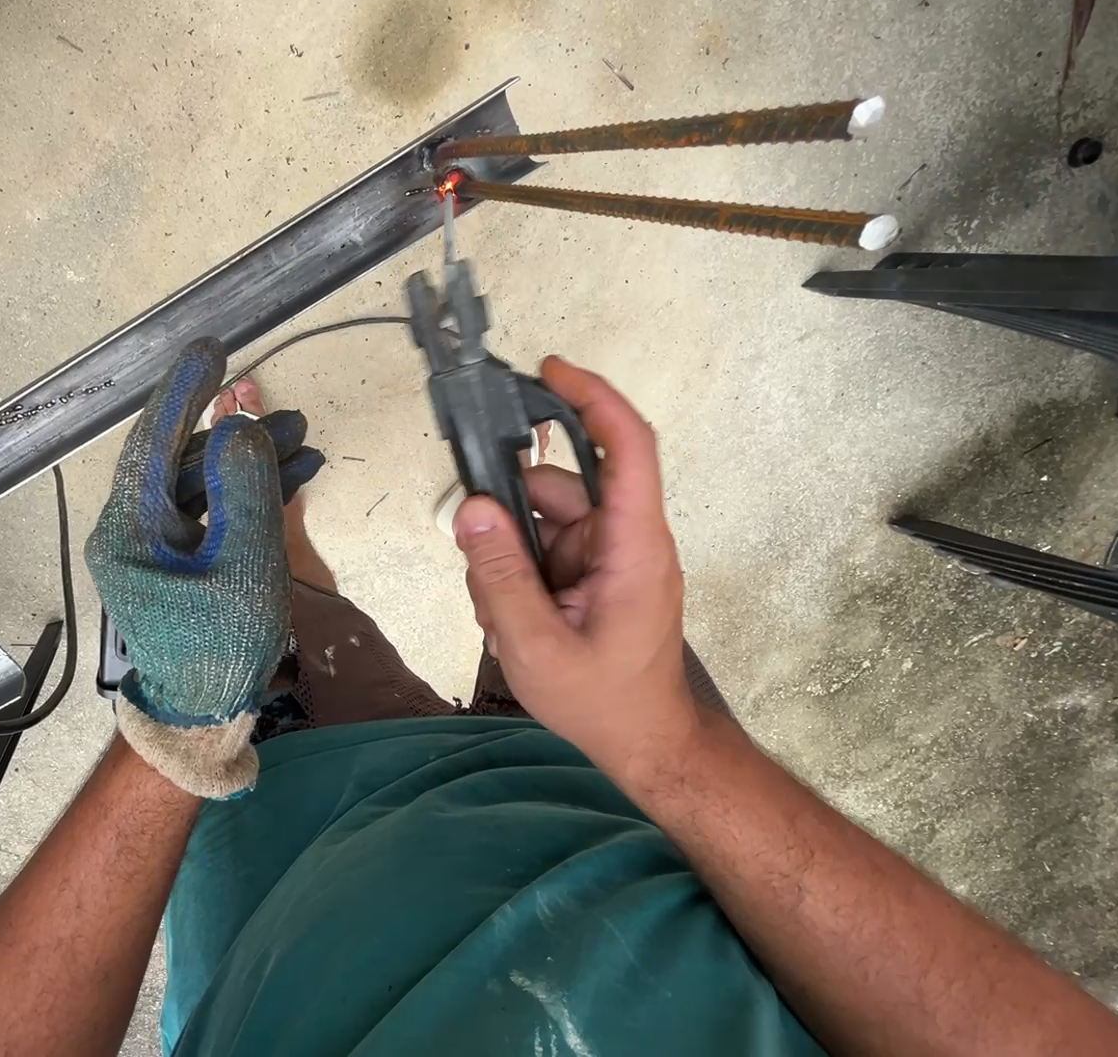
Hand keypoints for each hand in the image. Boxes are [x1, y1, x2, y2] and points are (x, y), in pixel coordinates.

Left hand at [84, 338, 292, 798]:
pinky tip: (292, 479)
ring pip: (202, 486)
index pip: (153, 441)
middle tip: (289, 414)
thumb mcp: (243, 563)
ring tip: (305, 445)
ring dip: (251, 466)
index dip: (184, 392)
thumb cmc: (220, 645)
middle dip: (239, 437)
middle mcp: (132, 529)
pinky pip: (210, 515)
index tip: (211, 350)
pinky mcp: (177, 562)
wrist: (203, 712)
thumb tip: (239, 428)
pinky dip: (247, 498)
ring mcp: (154, 547)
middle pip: (184, 461)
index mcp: (131, 527)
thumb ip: (244, 489)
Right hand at [452, 356, 699, 773]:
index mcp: (631, 546)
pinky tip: (508, 621)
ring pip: (536, 522)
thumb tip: (471, 508)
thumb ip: (499, 576)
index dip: (592, 399)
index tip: (548, 370)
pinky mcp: (584, 574)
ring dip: (505, 559)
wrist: (646, 747)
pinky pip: (536, 551)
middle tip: (476, 558)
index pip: (624, 449)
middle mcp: (619, 539)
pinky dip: (513, 576)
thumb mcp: (536, 646)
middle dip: (508, 517)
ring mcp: (599, 557)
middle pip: (555, 488)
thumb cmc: (605, 703)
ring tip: (499, 618)